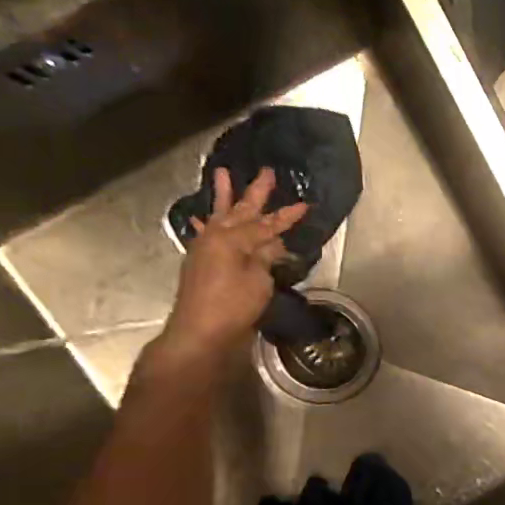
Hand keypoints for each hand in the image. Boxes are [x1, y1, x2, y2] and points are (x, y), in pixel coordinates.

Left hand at [153, 166, 306, 363]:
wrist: (200, 333)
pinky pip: (204, 234)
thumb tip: (272, 243)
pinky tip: (203, 219)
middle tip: (266, 172)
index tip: (304, 205)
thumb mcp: (258, 281)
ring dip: (224, 196)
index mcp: (233, 239)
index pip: (267, 224)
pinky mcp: (200, 261)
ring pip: (220, 216)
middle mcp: (217, 237)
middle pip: (241, 211)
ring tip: (222, 173)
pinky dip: (205, 224)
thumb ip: (264, 257)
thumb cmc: (233, 306)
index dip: (287, 216)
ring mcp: (205, 248)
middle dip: (255, 193)